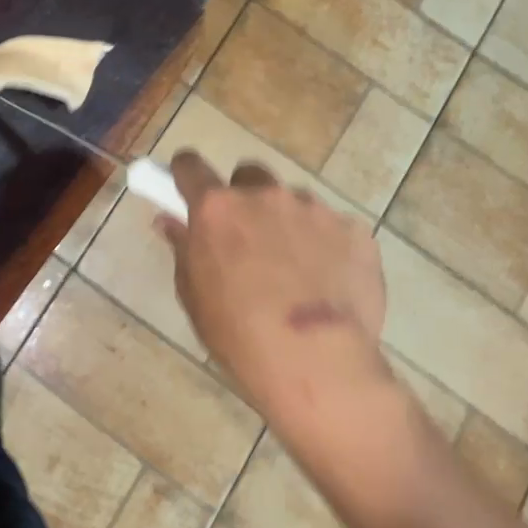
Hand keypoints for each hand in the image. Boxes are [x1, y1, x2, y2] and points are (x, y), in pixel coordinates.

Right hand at [156, 151, 387, 429]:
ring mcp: (314, 210)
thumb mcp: (193, 294)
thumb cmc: (238, 332)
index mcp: (216, 208)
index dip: (186, 174)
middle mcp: (264, 196)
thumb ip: (183, 248)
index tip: (188, 189)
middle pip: (249, 176)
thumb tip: (172, 222)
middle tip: (248, 238)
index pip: (190, 165)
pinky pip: (334, 227)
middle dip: (245, 198)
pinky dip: (328, 245)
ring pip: (294, 201)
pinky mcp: (355, 231)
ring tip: (296, 269)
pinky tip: (329, 283)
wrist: (316, 363)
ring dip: (287, 222)